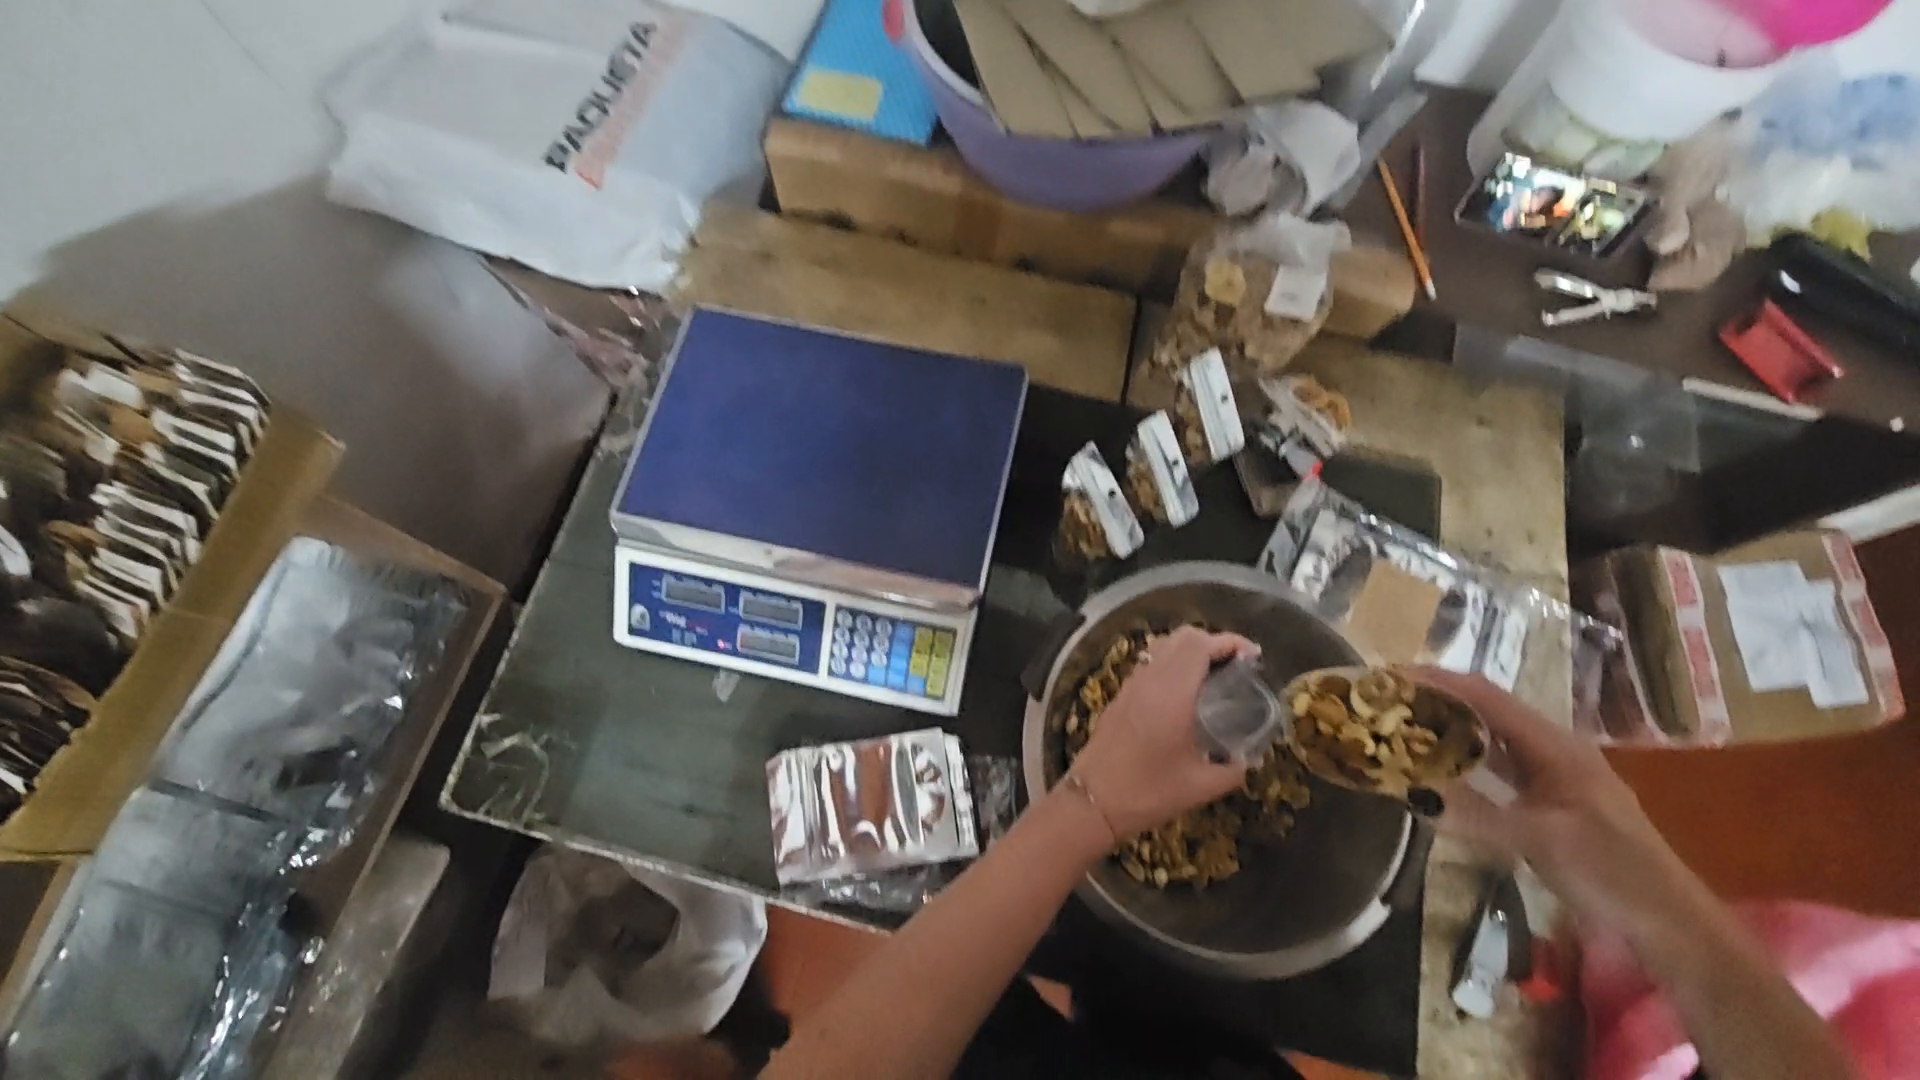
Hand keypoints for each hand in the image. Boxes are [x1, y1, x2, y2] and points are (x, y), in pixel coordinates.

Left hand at [1067, 627, 1256, 839]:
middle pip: (1182, 637)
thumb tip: (1249, 757)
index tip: (1252, 656)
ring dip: (1190, 650)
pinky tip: (1184, 692)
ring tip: (1213, 674)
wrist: (1093, 801)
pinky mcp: (1120, 695)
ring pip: (1162, 647)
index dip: (1229, 642)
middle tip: (1235, 664)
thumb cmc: (1148, 793)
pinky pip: (1149, 663)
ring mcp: (1131, 685)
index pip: (1200, 645)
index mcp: (1172, 693)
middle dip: (1212, 642)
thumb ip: (1233, 768)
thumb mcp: (1202, 786)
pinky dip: (1171, 663)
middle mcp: (1150, 680)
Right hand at [1410, 669, 1708, 939]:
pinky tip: (1435, 771)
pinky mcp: (1546, 801)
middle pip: (1485, 710)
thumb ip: (1475, 815)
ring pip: (1489, 739)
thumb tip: (1410, 792)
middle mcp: (1551, 750)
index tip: (1389, 678)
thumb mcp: (1541, 842)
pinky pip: (1495, 768)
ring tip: (1398, 727)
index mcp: (1555, 746)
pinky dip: (1462, 762)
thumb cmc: (1614, 873)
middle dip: (1434, 701)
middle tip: (1384, 703)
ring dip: (1446, 730)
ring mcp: (1550, 775)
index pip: (1486, 696)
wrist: (1671, 924)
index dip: (1437, 682)